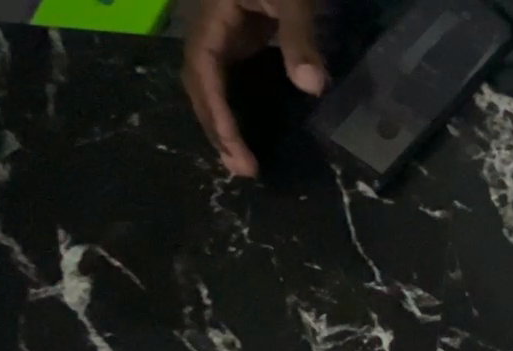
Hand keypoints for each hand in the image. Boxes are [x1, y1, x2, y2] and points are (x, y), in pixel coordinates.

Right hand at [182, 0, 326, 177]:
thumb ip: (300, 39)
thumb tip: (312, 86)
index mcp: (211, 18)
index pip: (205, 76)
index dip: (219, 118)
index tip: (239, 155)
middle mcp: (208, 25)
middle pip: (201, 83)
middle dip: (218, 127)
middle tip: (243, 170)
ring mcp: (222, 28)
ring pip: (210, 80)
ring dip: (222, 119)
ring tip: (241, 158)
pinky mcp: (240, 30)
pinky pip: (228, 72)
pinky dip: (233, 103)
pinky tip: (245, 128)